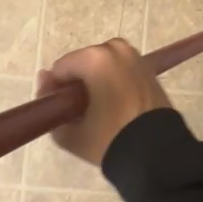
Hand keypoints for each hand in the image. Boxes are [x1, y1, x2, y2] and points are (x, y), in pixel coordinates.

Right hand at [37, 39, 170, 168]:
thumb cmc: (110, 139)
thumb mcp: (70, 134)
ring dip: (94, 81)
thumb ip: (49, 106)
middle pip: (82, 63)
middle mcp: (116, 49)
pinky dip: (112, 81)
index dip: (54, 89)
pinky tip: (111, 105)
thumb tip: (45, 81)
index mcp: (95, 58)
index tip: (56, 110)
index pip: (60, 69)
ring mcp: (135, 57)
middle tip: (75, 111)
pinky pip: (120, 70)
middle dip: (75, 83)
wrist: (157, 152)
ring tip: (94, 110)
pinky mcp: (148, 69)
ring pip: (102, 65)